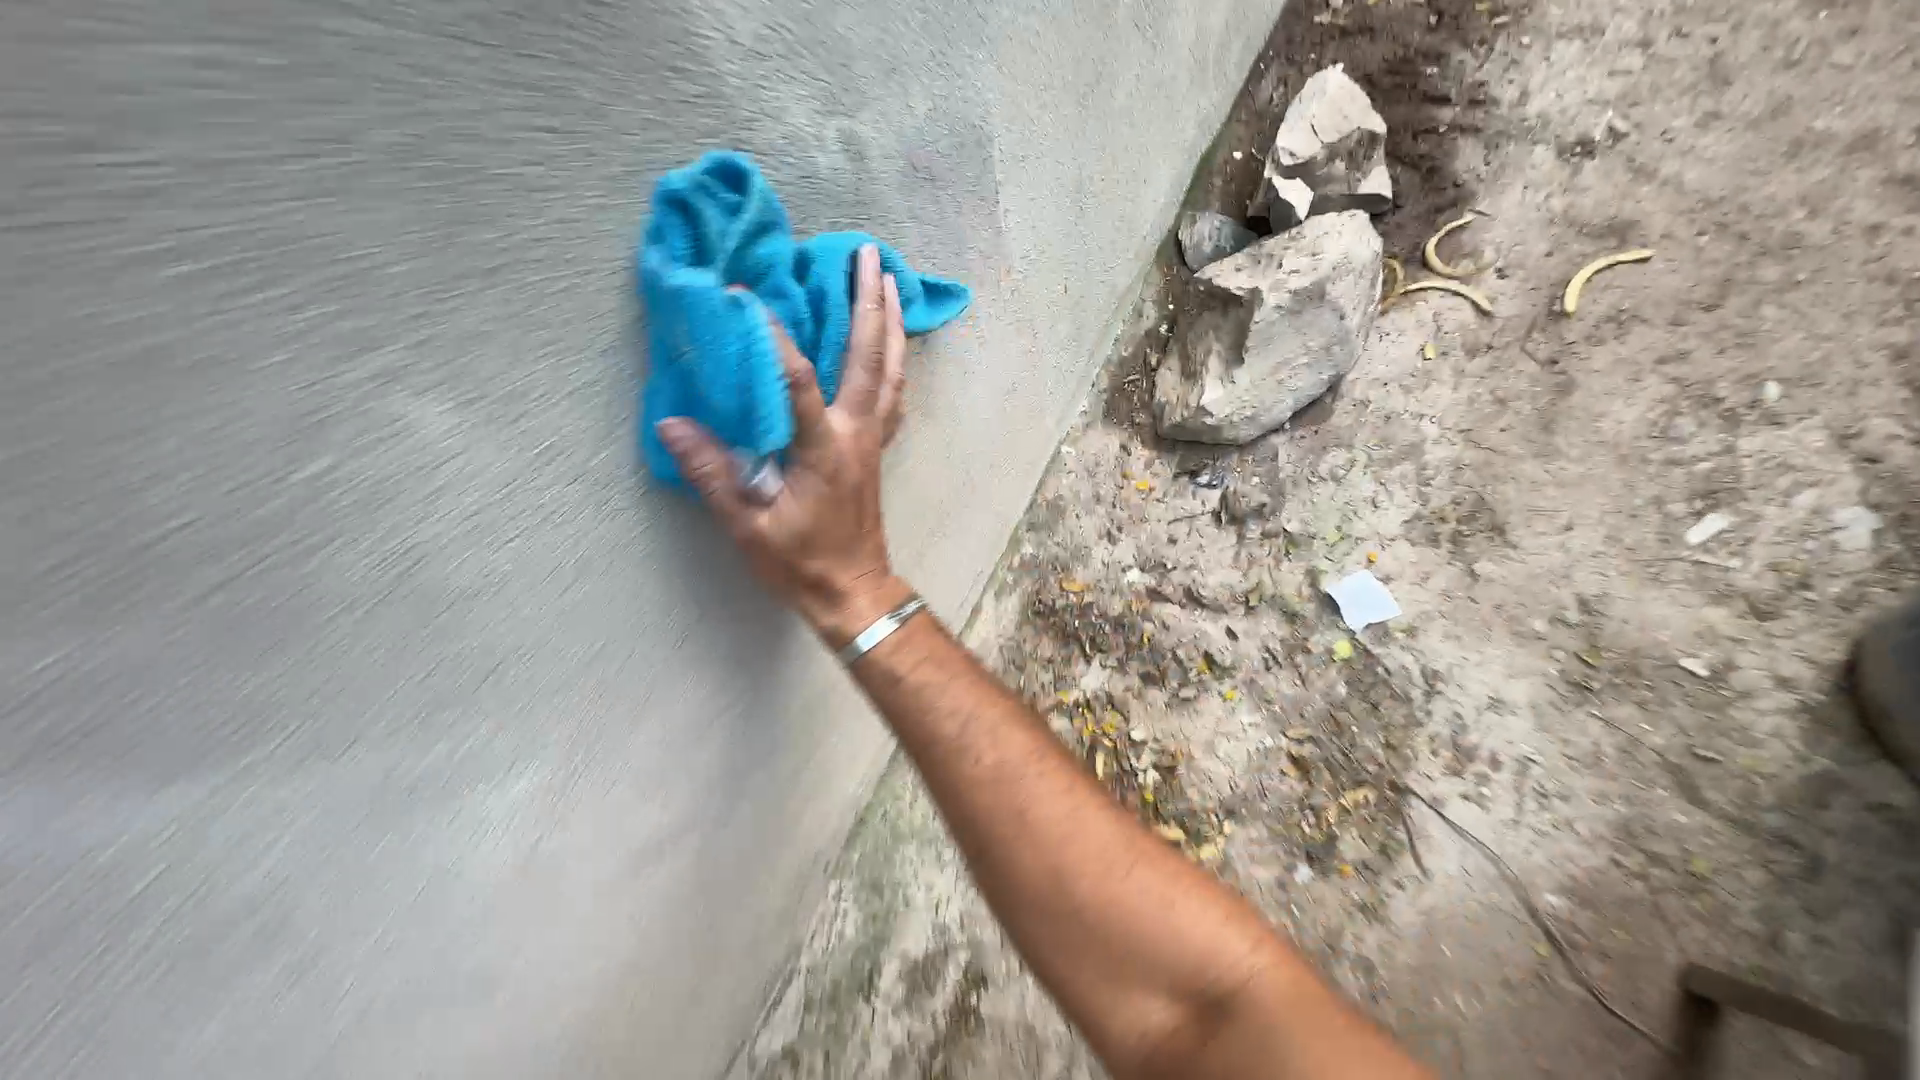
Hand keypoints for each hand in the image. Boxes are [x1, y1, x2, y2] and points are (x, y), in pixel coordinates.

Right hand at [656, 244, 914, 644]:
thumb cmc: (801, 563)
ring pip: (893, 371)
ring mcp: (873, 440)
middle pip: (870, 357)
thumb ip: (714, 474)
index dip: (772, 338)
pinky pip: (895, 394)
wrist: (853, 591)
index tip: (746, 298)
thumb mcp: (748, 526)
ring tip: (890, 281)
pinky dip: (896, 361)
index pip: (798, 380)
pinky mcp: (877, 449)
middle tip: (871, 255)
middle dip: (870, 302)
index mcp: (823, 449)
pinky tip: (894, 344)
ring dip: (892, 323)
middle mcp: (856, 434)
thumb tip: (674, 425)